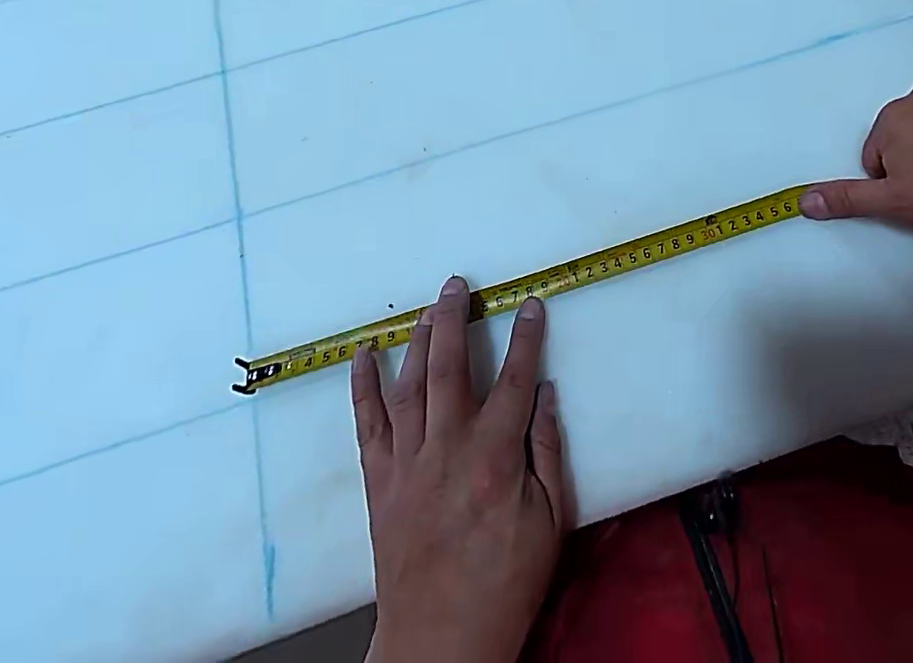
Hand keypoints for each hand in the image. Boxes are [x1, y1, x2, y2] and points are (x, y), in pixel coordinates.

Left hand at [354, 276, 563, 662]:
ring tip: (426, 309)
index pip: (514, 379)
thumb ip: (547, 451)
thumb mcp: (550, 522)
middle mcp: (447, 447)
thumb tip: (545, 393)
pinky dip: (362, 386)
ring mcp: (407, 461)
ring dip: (416, 340)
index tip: (529, 305)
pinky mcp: (379, 479)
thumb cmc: (505, 582)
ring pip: (408, 384)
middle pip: (448, 365)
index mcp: (494, 457)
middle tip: (457, 285)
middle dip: (454, 318)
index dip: (525, 337)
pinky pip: (367, 423)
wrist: (441, 639)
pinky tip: (362, 355)